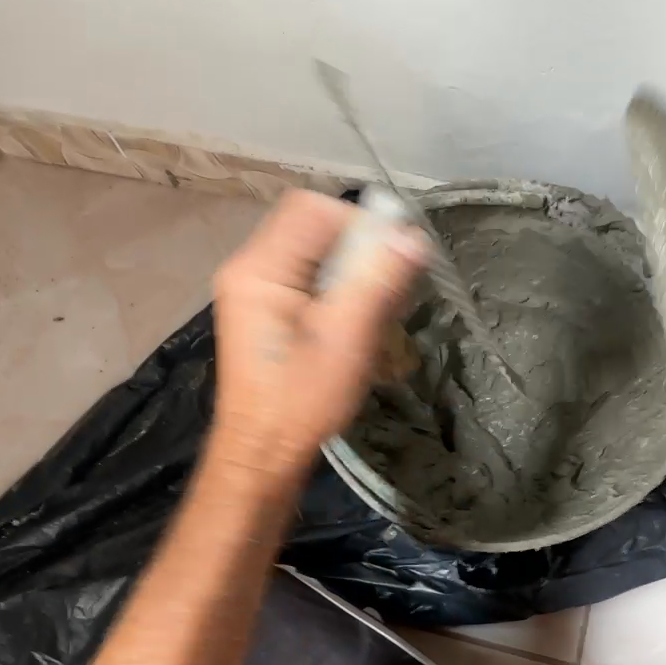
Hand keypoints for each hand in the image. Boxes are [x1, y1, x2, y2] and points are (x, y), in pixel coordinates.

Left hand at [207, 190, 427, 486]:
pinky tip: (361, 328)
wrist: (261, 455)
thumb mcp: (345, 339)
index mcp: (260, 268)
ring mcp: (257, 290)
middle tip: (391, 293)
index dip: (360, 224)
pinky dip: (343, 295)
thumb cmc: (299, 402)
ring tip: (380, 316)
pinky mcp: (269, 311)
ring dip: (357, 277)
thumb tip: (414, 238)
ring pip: (319, 255)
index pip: (314, 209)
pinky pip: (312, 281)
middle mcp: (251, 269)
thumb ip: (377, 282)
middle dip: (362, 254)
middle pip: (317, 229)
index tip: (393, 262)